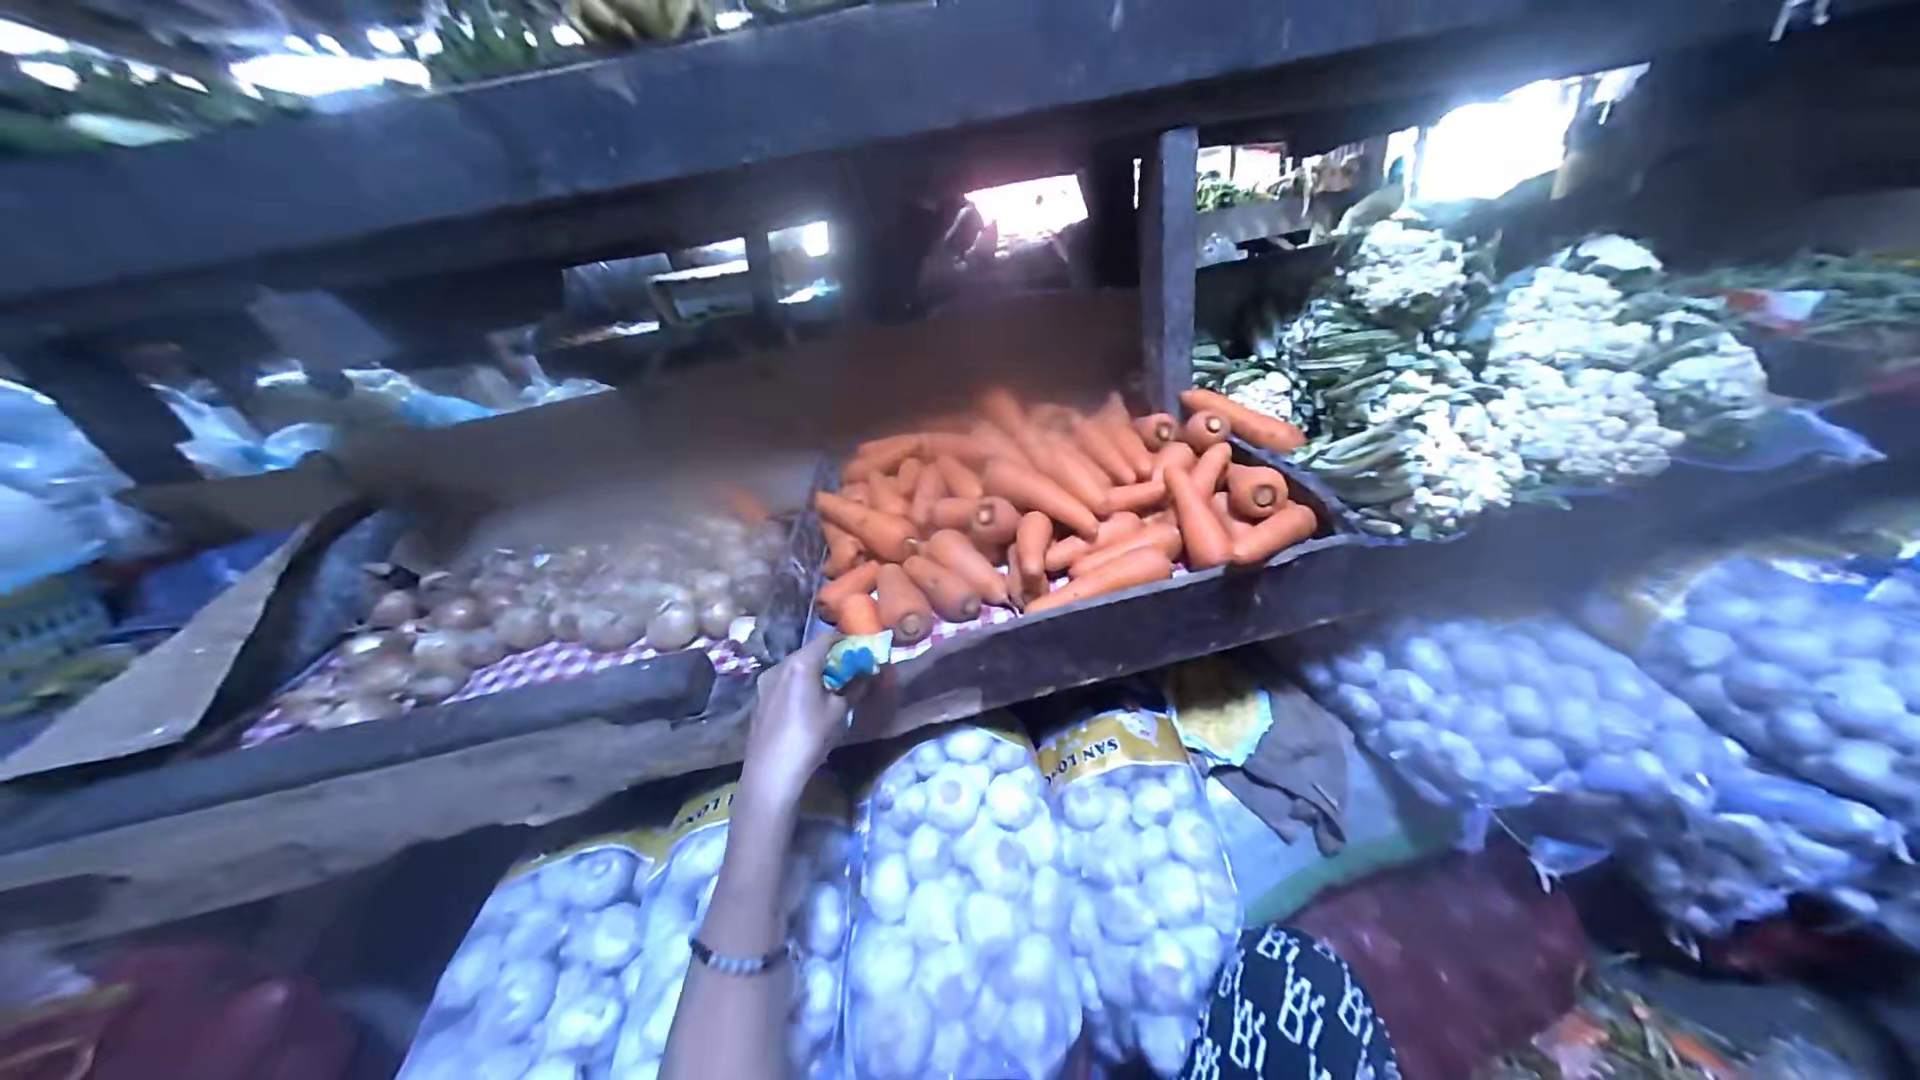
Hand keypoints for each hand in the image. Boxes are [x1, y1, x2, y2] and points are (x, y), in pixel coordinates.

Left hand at [738, 634, 854, 813]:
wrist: (770, 773)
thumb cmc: (809, 737)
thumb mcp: (838, 712)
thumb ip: (855, 687)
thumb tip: (868, 672)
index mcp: (801, 663)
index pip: (827, 638)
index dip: (846, 640)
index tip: (861, 649)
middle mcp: (780, 665)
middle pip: (810, 651)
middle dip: (832, 656)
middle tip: (850, 669)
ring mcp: (766, 681)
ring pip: (796, 666)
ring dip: (815, 670)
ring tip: (831, 687)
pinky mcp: (760, 697)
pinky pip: (785, 680)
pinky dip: (801, 682)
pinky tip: (809, 701)